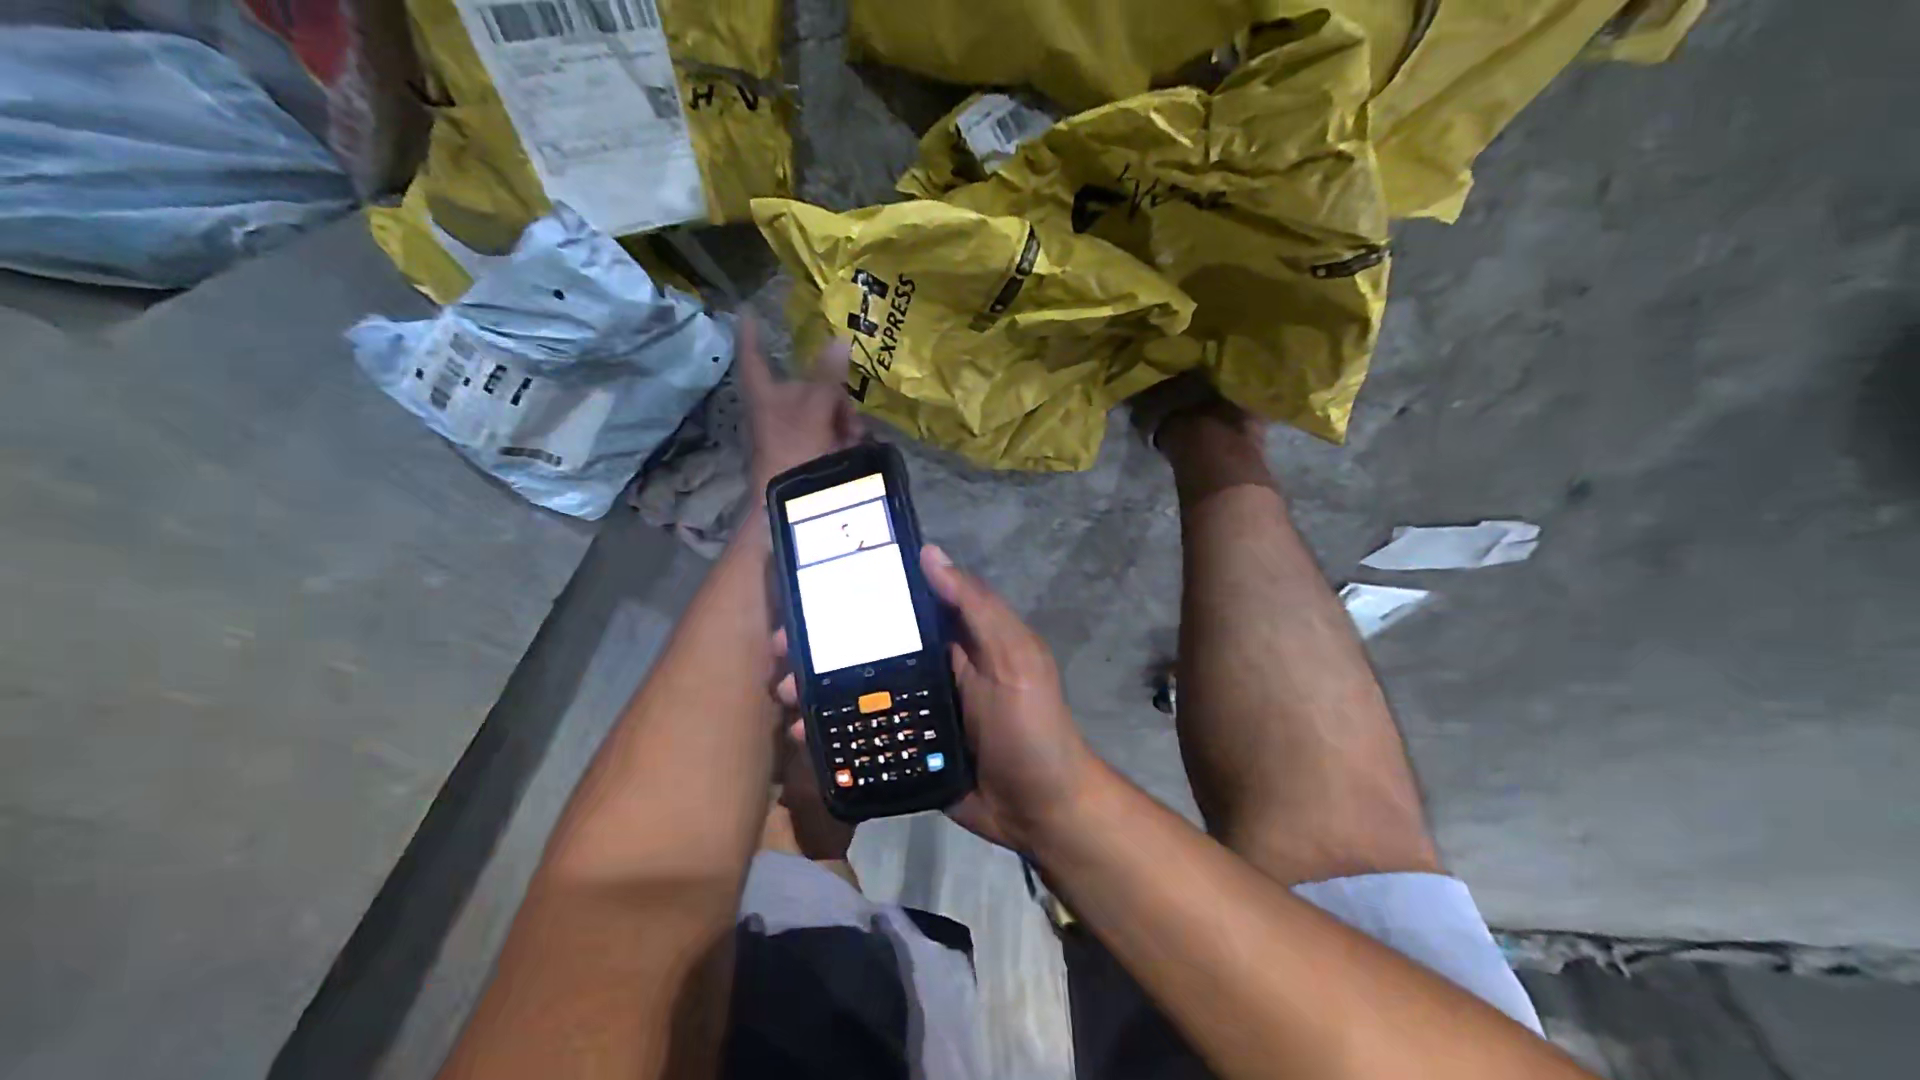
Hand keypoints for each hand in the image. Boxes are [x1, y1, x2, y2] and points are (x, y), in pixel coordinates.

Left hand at [735, 318, 861, 495]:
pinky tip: (852, 445)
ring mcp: (791, 430)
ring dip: (844, 418)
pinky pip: (830, 431)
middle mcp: (774, 408)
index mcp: (763, 392)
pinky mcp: (806, 451)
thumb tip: (840, 338)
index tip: (748, 310)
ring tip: (852, 435)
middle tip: (846, 410)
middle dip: (834, 394)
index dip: (751, 332)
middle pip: (807, 383)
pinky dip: (843, 436)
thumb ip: (828, 374)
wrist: (792, 500)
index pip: (753, 353)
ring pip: (825, 408)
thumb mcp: (815, 406)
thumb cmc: (793, 448)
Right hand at [770, 546, 1102, 852]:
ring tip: (783, 692)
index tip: (810, 596)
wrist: (1040, 812)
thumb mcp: (1014, 659)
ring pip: (853, 691)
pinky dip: (827, 731)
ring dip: (814, 687)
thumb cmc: (1030, 727)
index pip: (896, 606)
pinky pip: (858, 734)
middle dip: (820, 646)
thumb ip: (976, 608)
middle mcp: (927, 669)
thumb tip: (930, 553)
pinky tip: (800, 733)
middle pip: (864, 648)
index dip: (853, 597)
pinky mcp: (903, 751)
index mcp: (952, 640)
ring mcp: (913, 712)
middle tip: (781, 650)